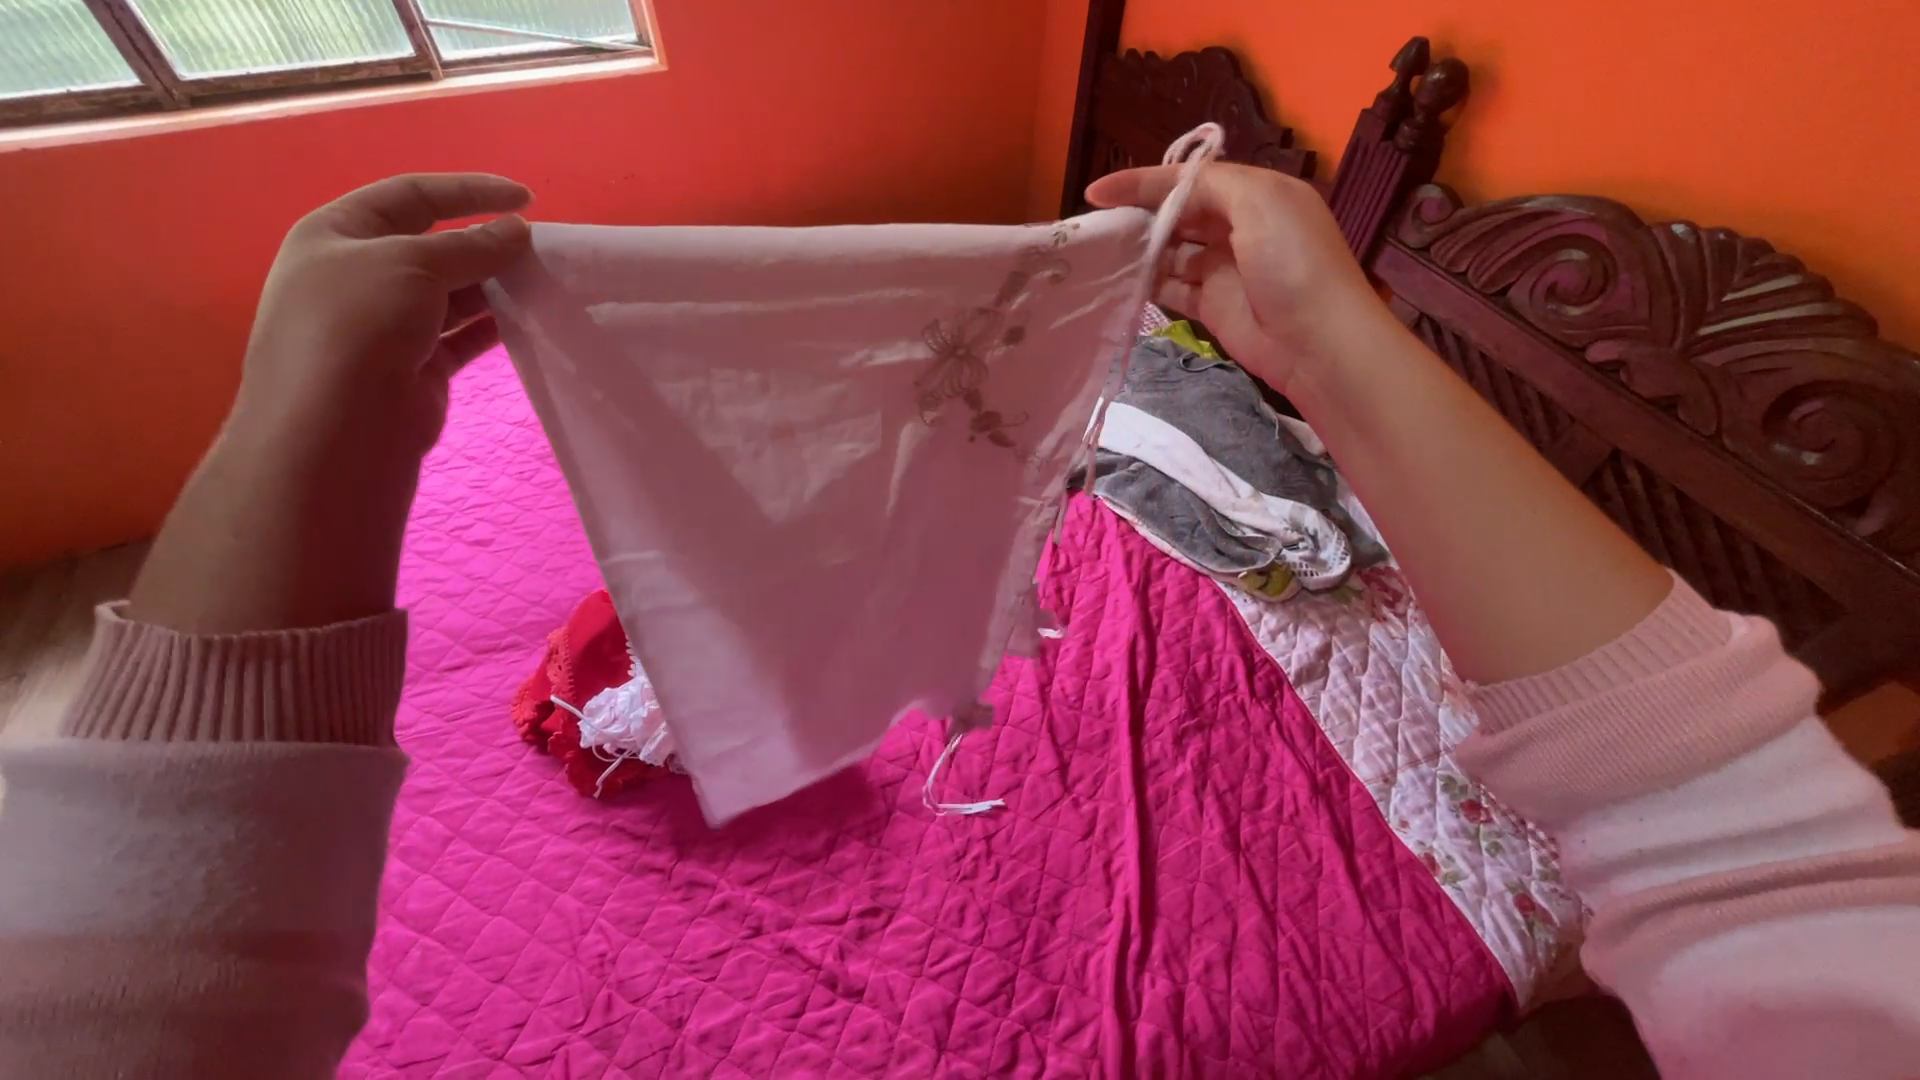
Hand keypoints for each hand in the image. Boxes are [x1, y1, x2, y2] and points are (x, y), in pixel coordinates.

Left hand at [129, 174, 532, 632]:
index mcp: (339, 234)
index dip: (468, 191)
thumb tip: (518, 232)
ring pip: (454, 292)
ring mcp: (391, 323)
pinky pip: (465, 334)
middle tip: (539, 249)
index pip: (411, 197)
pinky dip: (496, 325)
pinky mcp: (421, 364)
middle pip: (435, 245)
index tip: (526, 199)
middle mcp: (362, 274)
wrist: (339, 425)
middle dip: (486, 242)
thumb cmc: (357, 326)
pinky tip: (529, 319)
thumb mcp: (410, 265)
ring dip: (496, 285)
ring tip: (542, 282)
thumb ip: (470, 246)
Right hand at [1087, 163, 1388, 397]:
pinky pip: (1171, 288)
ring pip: (1171, 252)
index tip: (1097, 192)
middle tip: (1098, 224)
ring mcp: (1223, 269)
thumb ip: (1211, 186)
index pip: (1189, 180)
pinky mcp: (1211, 306)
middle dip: (1140, 215)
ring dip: (1140, 251)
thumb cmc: (1292, 262)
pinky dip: (1147, 285)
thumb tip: (1166, 194)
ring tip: (1102, 252)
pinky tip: (1119, 283)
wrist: (1315, 340)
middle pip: (1178, 214)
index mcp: (1254, 193)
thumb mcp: (1259, 202)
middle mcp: (1237, 226)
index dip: (1142, 183)